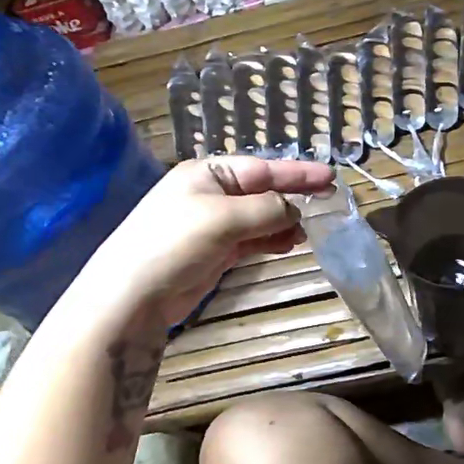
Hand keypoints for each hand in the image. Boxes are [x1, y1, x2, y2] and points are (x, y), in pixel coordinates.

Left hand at [80, 156, 335, 327]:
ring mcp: (213, 225)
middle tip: (329, 202)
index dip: (296, 173)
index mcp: (207, 173)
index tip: (329, 176)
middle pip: (261, 191)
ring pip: (259, 218)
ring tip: (312, 229)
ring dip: (285, 222)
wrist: (134, 295)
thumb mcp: (223, 218)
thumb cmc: (175, 242)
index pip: (261, 167)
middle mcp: (210, 194)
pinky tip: (290, 244)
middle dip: (293, 197)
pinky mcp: (215, 252)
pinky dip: (271, 240)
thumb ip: (266, 209)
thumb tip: (296, 209)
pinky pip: (251, 240)